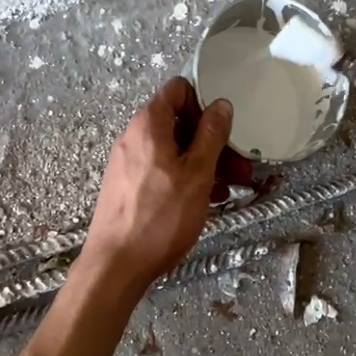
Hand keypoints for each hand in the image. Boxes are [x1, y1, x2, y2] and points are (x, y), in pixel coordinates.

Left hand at [82, 77, 233, 286]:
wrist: (115, 267)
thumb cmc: (160, 216)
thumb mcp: (196, 173)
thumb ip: (211, 134)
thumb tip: (221, 104)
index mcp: (149, 122)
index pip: (178, 89)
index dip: (204, 102)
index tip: (224, 128)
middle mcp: (135, 135)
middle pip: (179, 121)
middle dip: (212, 140)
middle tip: (240, 166)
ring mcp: (129, 161)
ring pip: (173, 148)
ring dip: (203, 162)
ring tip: (230, 188)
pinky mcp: (128, 185)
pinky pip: (162, 168)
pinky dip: (185, 177)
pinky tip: (206, 200)